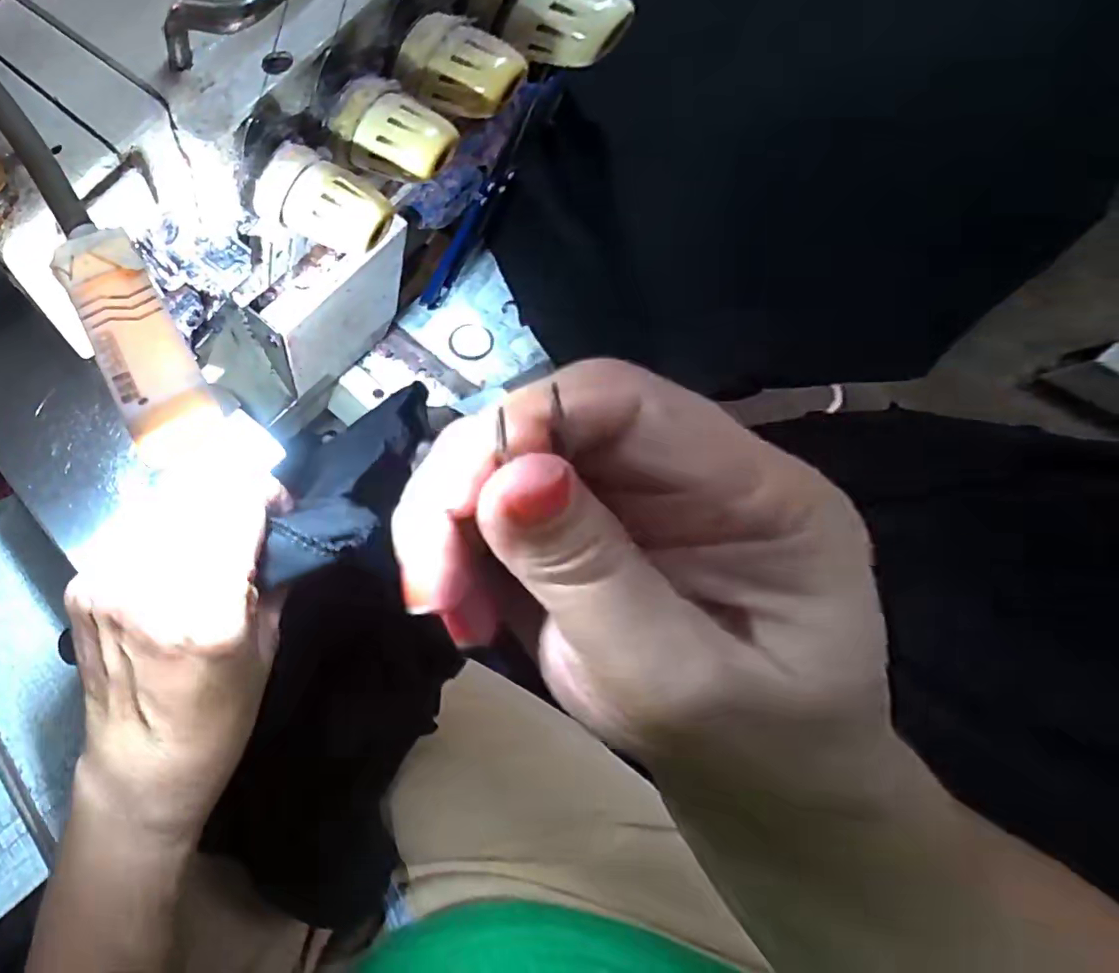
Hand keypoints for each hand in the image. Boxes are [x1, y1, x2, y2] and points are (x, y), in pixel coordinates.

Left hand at [64, 470, 283, 844]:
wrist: (136, 762)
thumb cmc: (214, 721)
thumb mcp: (263, 654)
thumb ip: (272, 582)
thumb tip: (281, 532)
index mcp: (206, 614)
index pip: (235, 505)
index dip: (262, 489)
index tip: (276, 503)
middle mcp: (150, 588)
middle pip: (192, 495)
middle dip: (225, 493)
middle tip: (242, 511)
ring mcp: (106, 583)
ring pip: (156, 507)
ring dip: (188, 509)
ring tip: (204, 534)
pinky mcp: (81, 586)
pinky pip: (127, 535)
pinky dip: (154, 535)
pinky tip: (167, 559)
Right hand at [392, 359, 904, 806]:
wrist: (747, 778)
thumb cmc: (744, 741)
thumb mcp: (672, 676)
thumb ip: (591, 573)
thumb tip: (509, 479)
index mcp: (741, 484)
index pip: (615, 398)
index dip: (523, 423)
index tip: (460, 502)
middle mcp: (662, 467)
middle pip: (527, 423)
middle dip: (457, 491)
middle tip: (429, 582)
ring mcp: (602, 490)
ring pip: (482, 461)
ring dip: (438, 528)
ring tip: (441, 606)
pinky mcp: (549, 519)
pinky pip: (469, 505)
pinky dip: (441, 551)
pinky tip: (453, 607)